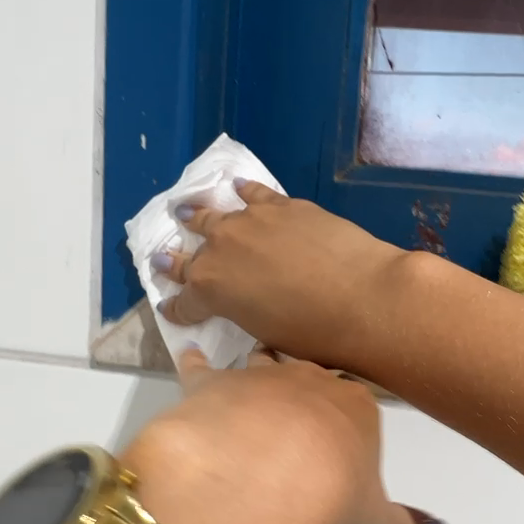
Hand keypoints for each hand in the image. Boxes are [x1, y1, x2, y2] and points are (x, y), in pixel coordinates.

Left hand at [122, 347, 445, 523]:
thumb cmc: (332, 501)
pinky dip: (195, 366)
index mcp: (357, 407)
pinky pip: (200, 367)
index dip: (345, 424)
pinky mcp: (209, 385)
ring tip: (250, 393)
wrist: (266, 486)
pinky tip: (190, 360)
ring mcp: (257, 378)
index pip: (357, 403)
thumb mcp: (377, 523)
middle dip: (305, 394)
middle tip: (293, 423)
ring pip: (260, 362)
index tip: (336, 447)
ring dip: (257, 373)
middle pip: (311, 377)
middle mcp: (309, 381)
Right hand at [154, 181, 410, 369]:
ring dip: (197, 216)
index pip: (185, 303)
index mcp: (212, 291)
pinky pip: (254, 194)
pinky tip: (238, 188)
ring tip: (184, 210)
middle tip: (162, 259)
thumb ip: (248, 316)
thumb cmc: (314, 333)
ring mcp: (250, 222)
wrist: (361, 296)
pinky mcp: (282, 205)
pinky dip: (244, 193)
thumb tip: (252, 308)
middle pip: (192, 256)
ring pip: (213, 216)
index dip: (178, 309)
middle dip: (175, 261)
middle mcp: (220, 250)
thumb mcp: (268, 335)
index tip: (171, 310)